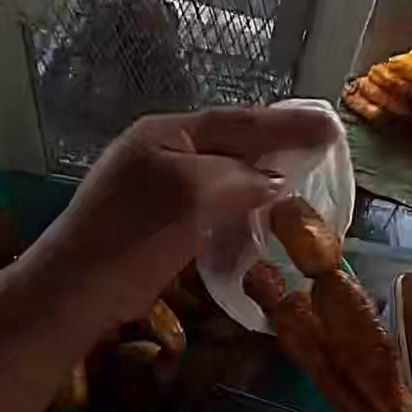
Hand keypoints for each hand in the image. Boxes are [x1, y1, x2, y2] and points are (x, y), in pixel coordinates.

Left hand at [40, 107, 335, 323]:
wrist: (81, 289)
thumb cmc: (131, 235)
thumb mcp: (187, 195)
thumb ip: (237, 179)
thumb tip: (277, 180)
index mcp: (168, 134)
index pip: (238, 122)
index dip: (286, 125)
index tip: (331, 128)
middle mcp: (169, 153)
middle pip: (234, 142)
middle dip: (278, 143)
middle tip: (323, 144)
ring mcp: (167, 187)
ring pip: (229, 174)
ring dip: (266, 175)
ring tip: (304, 175)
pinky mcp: (171, 221)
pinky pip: (220, 204)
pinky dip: (247, 206)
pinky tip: (267, 213)